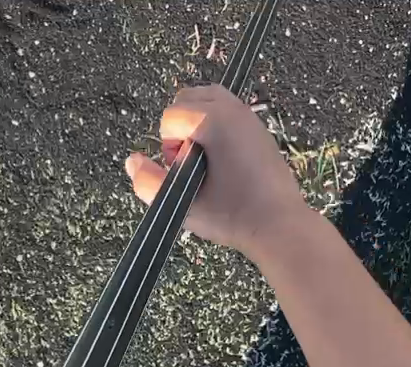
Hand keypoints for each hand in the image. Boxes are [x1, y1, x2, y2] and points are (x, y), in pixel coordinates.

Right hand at [125, 84, 311, 259]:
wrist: (279, 225)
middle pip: (187, 97)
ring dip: (197, 126)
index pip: (170, 117)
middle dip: (180, 129)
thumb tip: (132, 160)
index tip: (184, 173)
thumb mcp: (184, 205)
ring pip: (208, 101)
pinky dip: (216, 129)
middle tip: (191, 165)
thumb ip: (150, 184)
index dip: (168, 147)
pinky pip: (227, 113)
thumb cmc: (233, 217)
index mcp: (213, 121)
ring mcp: (248, 115)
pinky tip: (223, 164)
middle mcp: (232, 109)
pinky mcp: (258, 127)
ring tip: (204, 162)